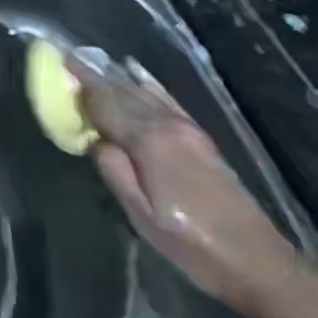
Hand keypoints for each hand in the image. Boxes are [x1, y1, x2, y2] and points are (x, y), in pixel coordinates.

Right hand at [70, 49, 301, 311]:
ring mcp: (185, 127)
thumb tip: (94, 140)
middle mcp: (166, 124)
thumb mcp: (143, 217)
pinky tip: (136, 71)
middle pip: (123, 92)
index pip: (105, 104)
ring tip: (92, 60)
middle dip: (94, 75)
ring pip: (142, 92)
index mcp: (148, 142)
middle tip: (69, 56)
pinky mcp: (199, 135)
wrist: (258, 262)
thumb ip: (114, 172)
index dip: (81, 85)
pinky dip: (147, 81)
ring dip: (116, 76)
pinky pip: (165, 98)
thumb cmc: (193, 246)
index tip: (59, 62)